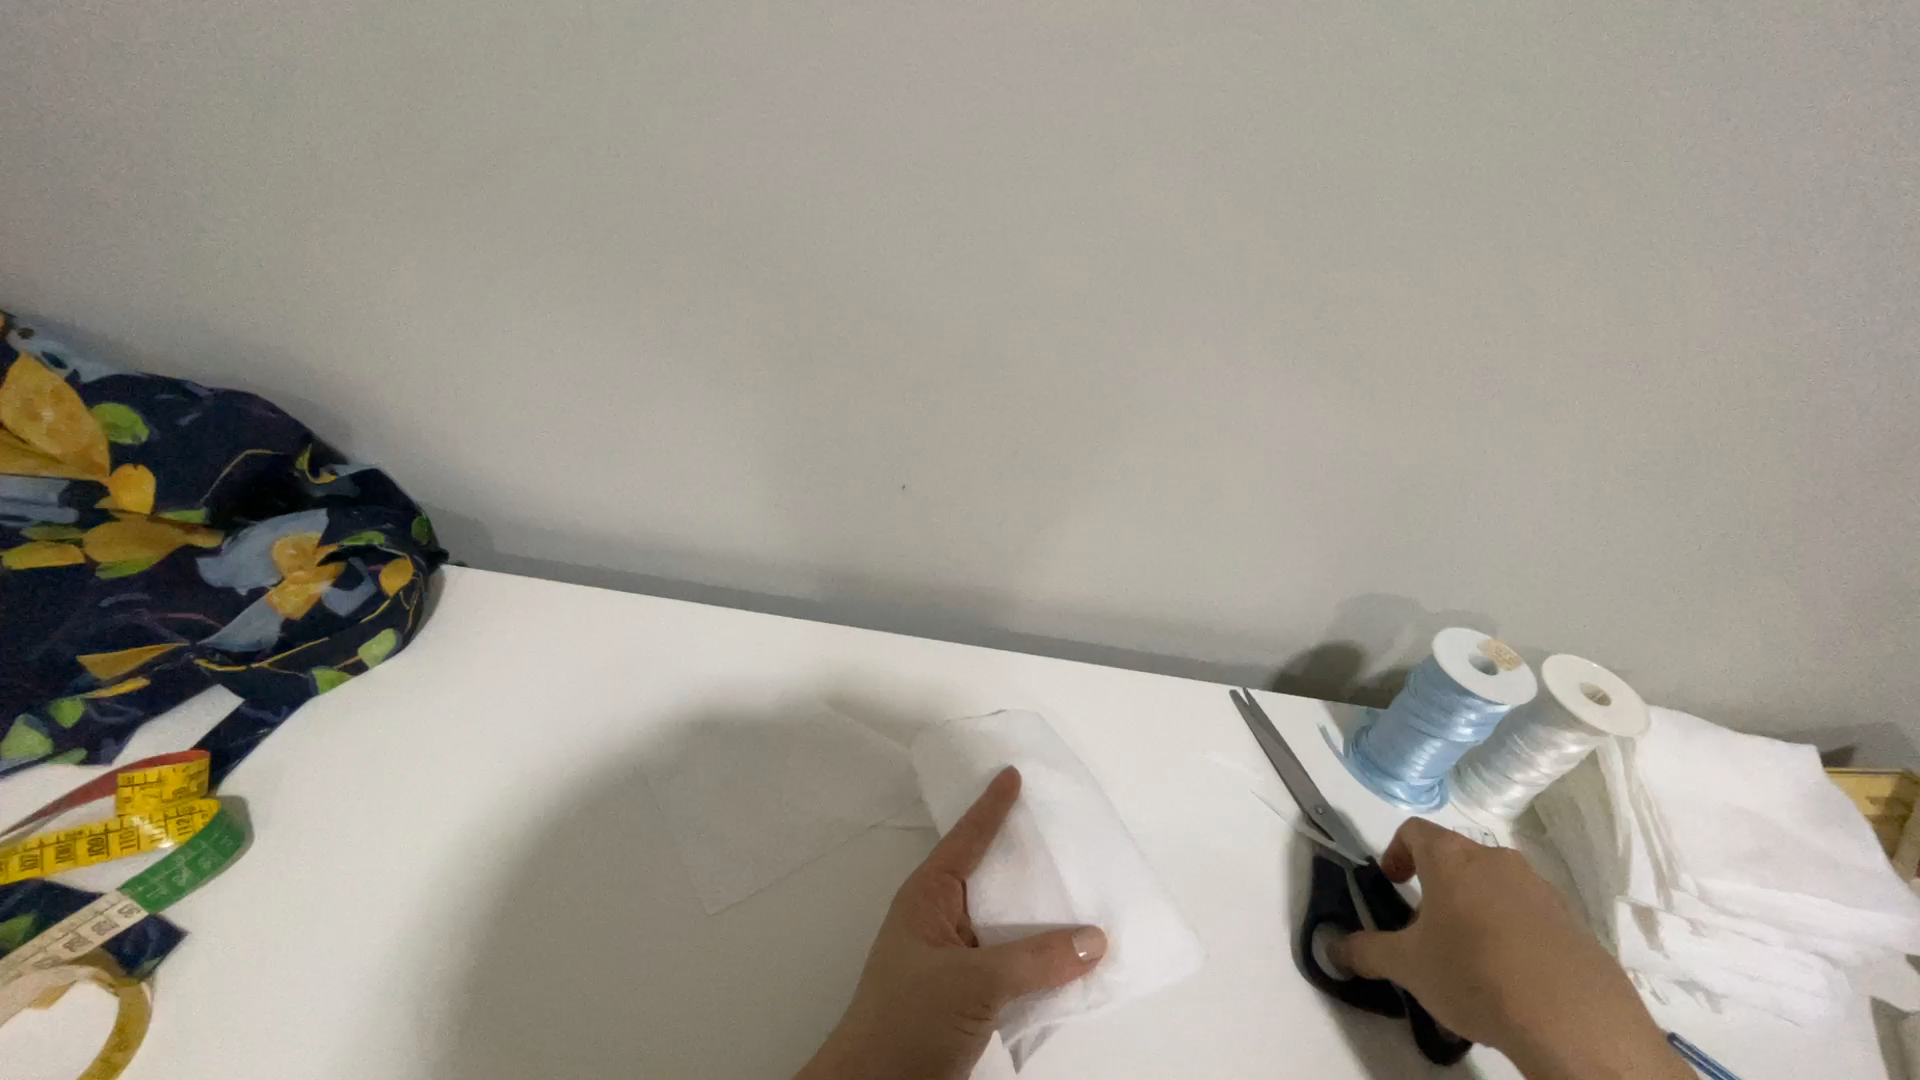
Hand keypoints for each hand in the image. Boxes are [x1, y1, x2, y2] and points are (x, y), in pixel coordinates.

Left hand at [796, 767, 1107, 1079]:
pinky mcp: (966, 996)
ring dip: (1040, 916)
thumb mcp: (974, 982)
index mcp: (929, 897)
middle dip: (1027, 861)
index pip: (967, 839)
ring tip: (1084, 892)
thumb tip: (1095, 940)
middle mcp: (941, 920)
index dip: (992, 807)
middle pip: (991, 879)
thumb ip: (1036, 960)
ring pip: (1006, 924)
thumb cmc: (908, 1019)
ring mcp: (953, 960)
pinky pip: (1012, 963)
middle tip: (1066, 833)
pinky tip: (1072, 957)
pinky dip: (1040, 958)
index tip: (1012, 774)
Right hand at [1332, 819, 1689, 1079]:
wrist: (1576, 1023)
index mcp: (1451, 858)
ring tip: (1471, 959)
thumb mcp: (1406, 967)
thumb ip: (1366, 951)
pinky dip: (1516, 937)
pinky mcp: (1578, 927)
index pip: (1414, 831)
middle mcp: (1497, 861)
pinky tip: (1512, 982)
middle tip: (1427, 927)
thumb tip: (1334, 949)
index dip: (1396, 852)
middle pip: (1458, 858)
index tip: (1393, 884)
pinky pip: (1534, 919)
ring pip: (1498, 888)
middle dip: (1438, 885)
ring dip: (1478, 910)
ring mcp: (1544, 892)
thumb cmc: (1473, 974)